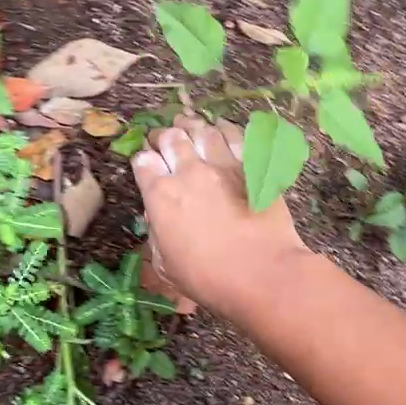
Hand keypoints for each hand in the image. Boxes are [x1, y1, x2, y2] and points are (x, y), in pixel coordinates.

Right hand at [131, 116, 312, 314]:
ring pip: (203, 131)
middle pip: (171, 138)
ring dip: (193, 127)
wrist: (262, 274)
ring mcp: (222, 165)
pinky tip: (223, 129)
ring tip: (190, 126)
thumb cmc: (208, 278)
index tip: (147, 165)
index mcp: (161, 195)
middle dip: (164, 137)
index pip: (143, 162)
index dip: (143, 161)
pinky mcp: (252, 167)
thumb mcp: (167, 264)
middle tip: (165, 140)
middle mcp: (189, 172)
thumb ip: (157, 235)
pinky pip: (236, 136)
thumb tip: (158, 218)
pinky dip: (226, 129)